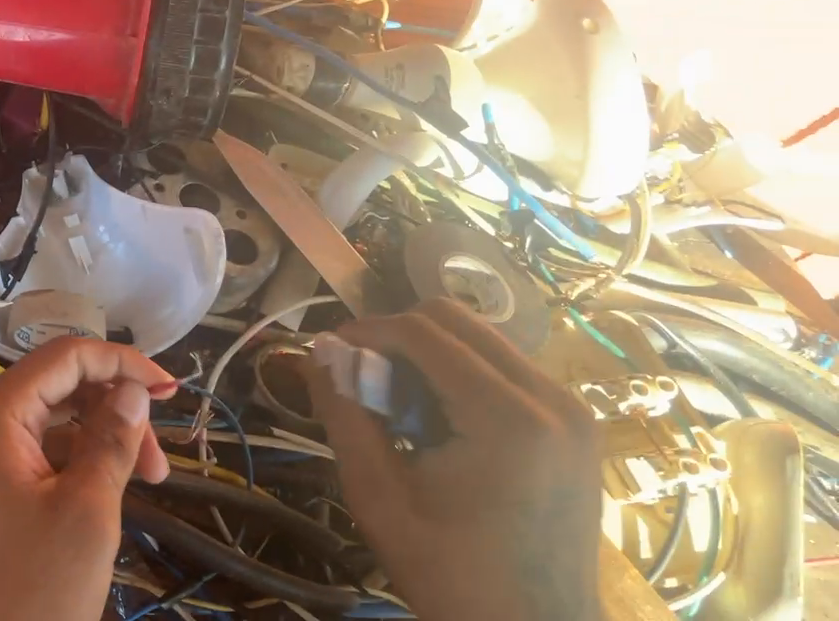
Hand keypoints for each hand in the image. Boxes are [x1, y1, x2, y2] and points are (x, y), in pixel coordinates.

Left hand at [0, 338, 177, 619]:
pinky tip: (104, 490)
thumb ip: (111, 441)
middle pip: (57, 386)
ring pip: (48, 420)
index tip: (175, 390)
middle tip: (161, 464)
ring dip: (98, 437)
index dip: (122, 363)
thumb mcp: (85, 514)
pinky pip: (32, 451)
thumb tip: (133, 390)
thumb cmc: (27, 590)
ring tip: (145, 482)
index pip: (65, 356)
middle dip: (114, 408)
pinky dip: (73, 460)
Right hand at [306, 299, 603, 620]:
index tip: (329, 357)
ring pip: (476, 338)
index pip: (421, 330)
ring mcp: (573, 411)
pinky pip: (499, 366)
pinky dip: (455, 375)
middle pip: (453, 319)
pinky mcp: (576, 426)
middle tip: (364, 382)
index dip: (364, 331)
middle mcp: (553, 399)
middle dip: (395, 338)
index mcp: (509, 417)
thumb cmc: (452, 572)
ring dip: (425, 356)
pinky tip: (438, 424)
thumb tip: (316, 352)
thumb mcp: (376, 494)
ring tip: (400, 409)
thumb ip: (343, 411)